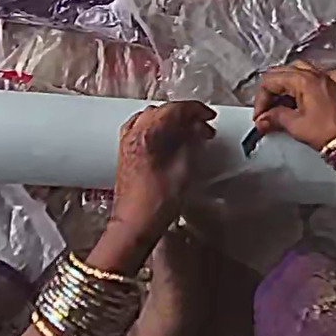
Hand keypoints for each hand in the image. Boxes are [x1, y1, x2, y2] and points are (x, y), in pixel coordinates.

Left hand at [97, 102, 216, 271]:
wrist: (134, 225)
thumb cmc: (157, 203)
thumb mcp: (184, 170)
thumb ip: (191, 144)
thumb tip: (196, 130)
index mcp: (147, 135)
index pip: (174, 109)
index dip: (195, 110)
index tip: (208, 116)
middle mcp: (134, 134)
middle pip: (162, 110)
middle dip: (185, 115)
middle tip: (202, 127)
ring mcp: (127, 142)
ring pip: (151, 117)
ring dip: (171, 120)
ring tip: (188, 133)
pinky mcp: (126, 152)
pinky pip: (142, 128)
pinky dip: (158, 128)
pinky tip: (168, 139)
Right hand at [252, 61, 335, 150]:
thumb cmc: (331, 131)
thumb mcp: (297, 126)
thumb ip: (276, 118)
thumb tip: (262, 120)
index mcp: (302, 79)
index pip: (270, 81)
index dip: (261, 100)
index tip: (259, 118)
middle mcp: (315, 73)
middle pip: (282, 73)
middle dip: (271, 92)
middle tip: (266, 113)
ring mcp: (328, 78)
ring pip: (299, 71)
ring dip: (286, 86)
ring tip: (282, 105)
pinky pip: (319, 77)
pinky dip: (308, 83)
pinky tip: (306, 94)